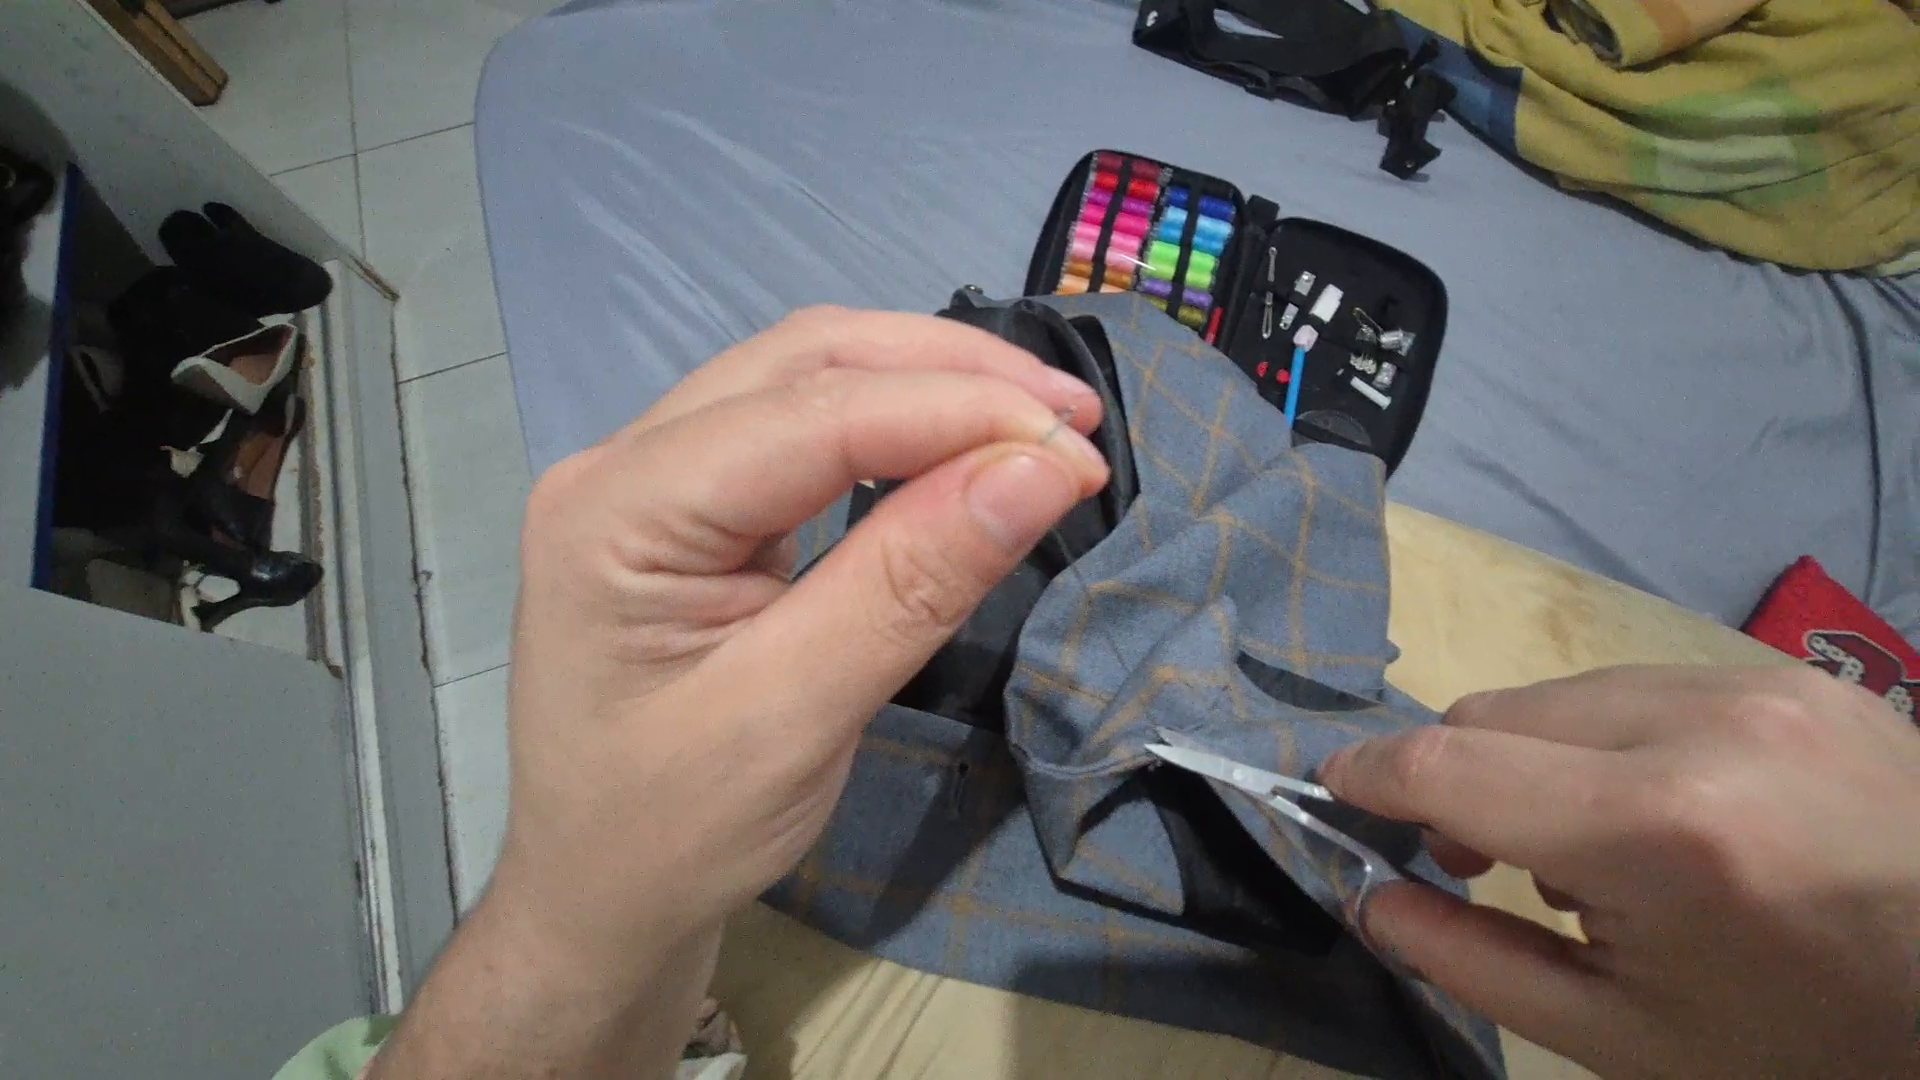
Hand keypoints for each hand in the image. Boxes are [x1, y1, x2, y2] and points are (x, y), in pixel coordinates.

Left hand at [369, 306, 1108, 1078]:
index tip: (1076, 450)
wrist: (600, 891)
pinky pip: (807, 427)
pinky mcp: (701, 503)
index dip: (960, 413)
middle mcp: (630, 461)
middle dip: (951, 372)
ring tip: (1032, 416)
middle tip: (1068, 414)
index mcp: (620, 508)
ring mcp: (660, 475)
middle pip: (809, 361)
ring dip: (930, 383)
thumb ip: (913, 583)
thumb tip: (1039, 471)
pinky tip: (954, 440)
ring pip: (811, 377)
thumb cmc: (678, 829)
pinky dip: (898, 423)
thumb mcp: (801, 716)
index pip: (816, 415)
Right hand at [1319, 665, 1919, 1079]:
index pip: (1446, 763)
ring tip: (1580, 834)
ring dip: (1521, 755)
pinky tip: (1655, 803)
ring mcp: (1753, 684)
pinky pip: (1619, 687)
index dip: (1369, 773)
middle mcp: (1699, 723)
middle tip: (1479, 854)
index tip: (1335, 789)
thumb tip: (1368, 898)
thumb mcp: (1629, 1042)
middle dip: (1452, 776)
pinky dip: (1592, 739)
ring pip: (1544, 695)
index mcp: (1662, 828)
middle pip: (1484, 715)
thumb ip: (1470, 962)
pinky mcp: (1788, 674)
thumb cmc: (1820, 1049)